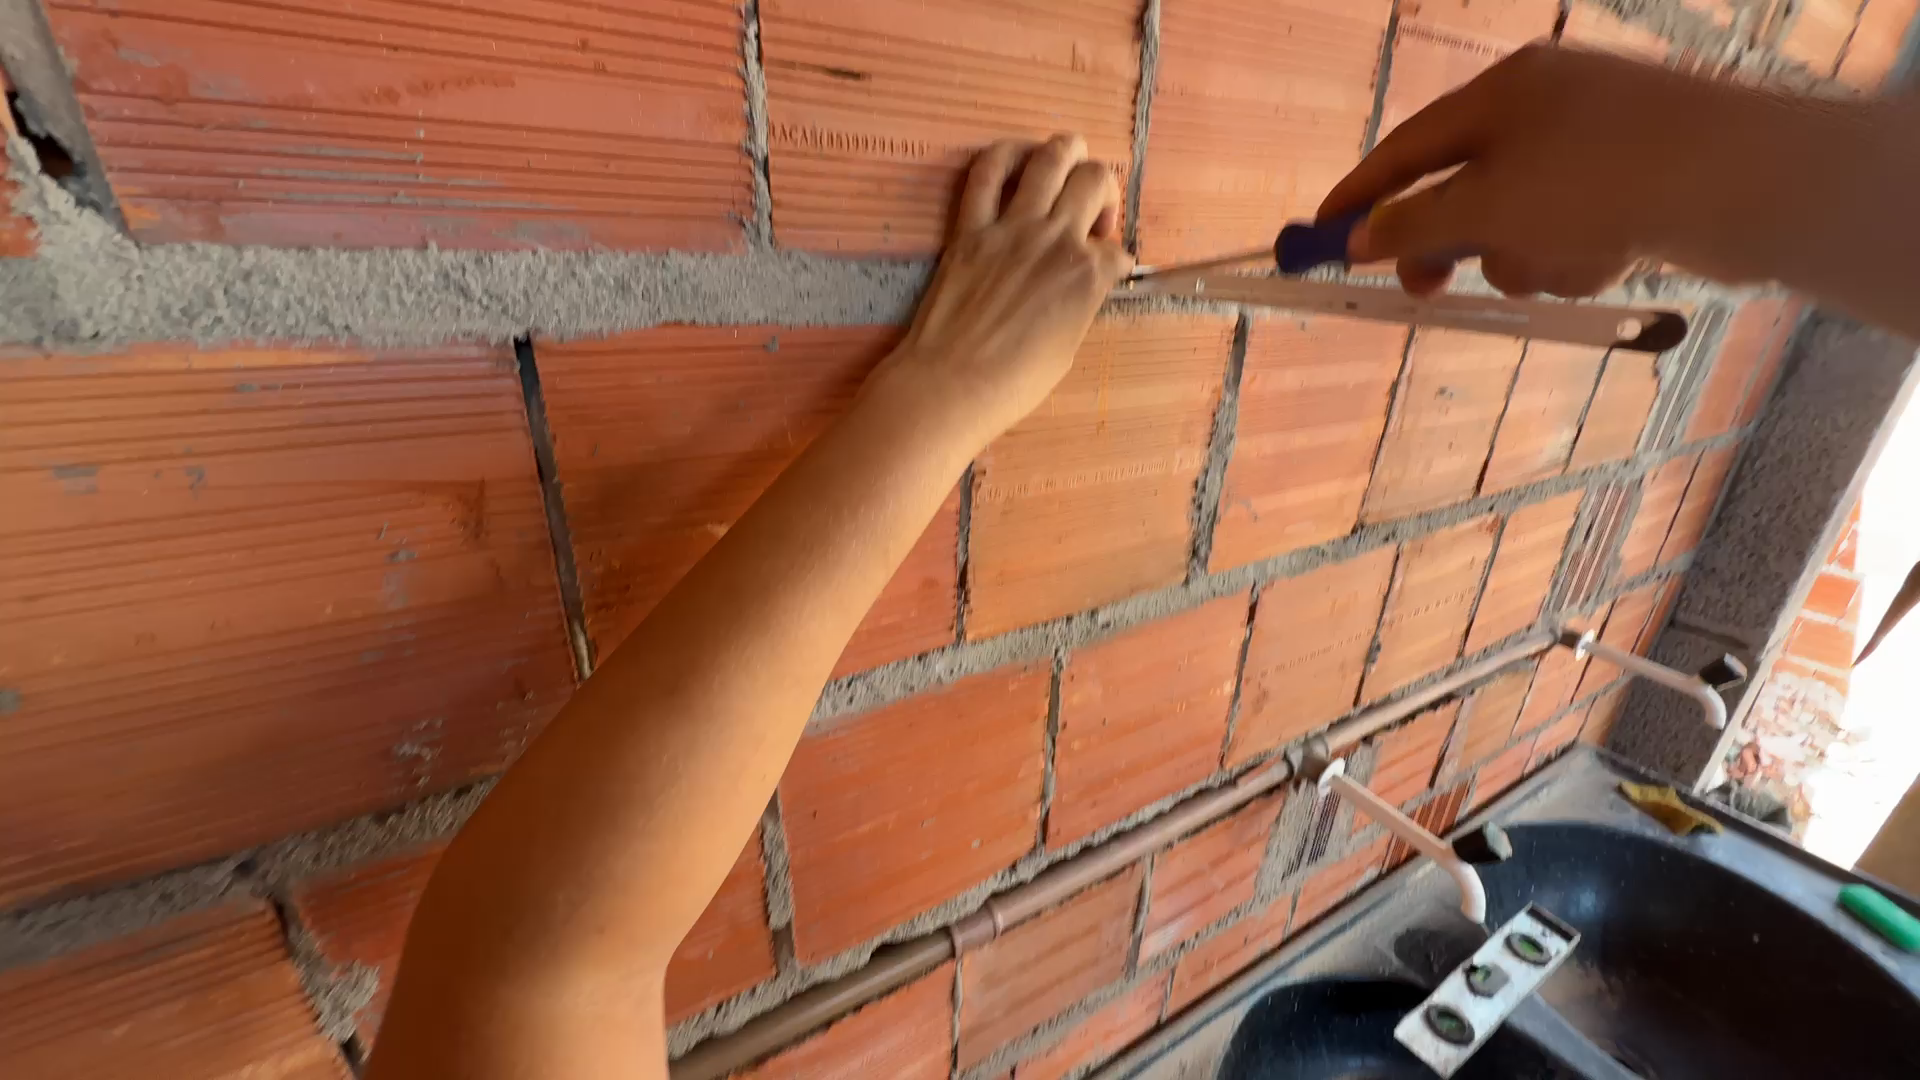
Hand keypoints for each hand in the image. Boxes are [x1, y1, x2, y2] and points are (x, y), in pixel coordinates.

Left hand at [876, 134, 1133, 442]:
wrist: (951, 385)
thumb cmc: (1013, 385)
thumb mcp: (1066, 350)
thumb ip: (1079, 306)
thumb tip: (1082, 289)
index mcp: (1087, 276)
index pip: (1117, 250)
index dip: (1115, 259)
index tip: (1106, 269)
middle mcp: (1056, 239)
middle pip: (1094, 181)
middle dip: (1102, 191)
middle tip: (1090, 214)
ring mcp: (1011, 228)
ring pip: (1051, 158)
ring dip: (1067, 151)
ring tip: (1068, 159)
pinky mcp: (969, 228)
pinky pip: (987, 172)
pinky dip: (1004, 156)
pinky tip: (1015, 160)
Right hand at [1322, 46, 1771, 296]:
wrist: (1752, 184)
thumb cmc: (1594, 183)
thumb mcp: (1481, 210)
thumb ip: (1407, 229)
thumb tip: (1357, 241)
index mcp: (1501, 94)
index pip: (1401, 150)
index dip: (1354, 197)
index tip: (1318, 236)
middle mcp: (1540, 109)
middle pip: (1453, 190)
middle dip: (1442, 244)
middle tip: (1421, 288)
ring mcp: (1587, 143)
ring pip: (1507, 222)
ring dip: (1517, 256)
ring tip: (1556, 262)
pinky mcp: (1626, 179)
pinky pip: (1558, 230)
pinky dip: (1566, 254)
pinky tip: (1604, 255)